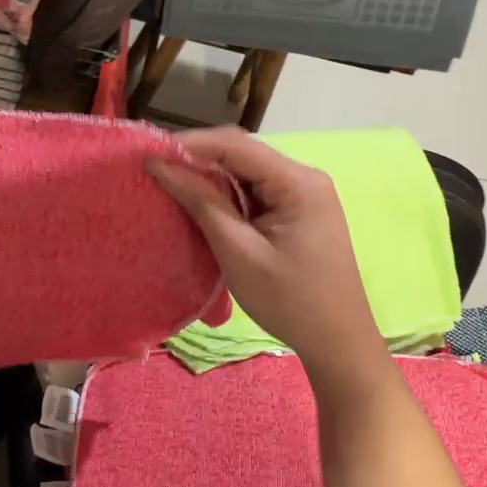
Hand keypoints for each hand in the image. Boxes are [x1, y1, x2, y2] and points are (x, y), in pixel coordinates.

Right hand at [149, 128, 381, 372]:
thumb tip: (161, 165)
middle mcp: (304, 177)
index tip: (148, 153)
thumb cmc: (289, 300)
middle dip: (196, 157)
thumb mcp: (238, 251)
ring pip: (244, 170)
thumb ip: (202, 202)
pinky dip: (223, 192)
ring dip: (207, 175)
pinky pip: (252, 189)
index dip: (189, 144)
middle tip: (152, 168)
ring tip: (167, 182)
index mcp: (298, 182)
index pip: (235, 145)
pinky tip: (197, 201)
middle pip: (240, 152)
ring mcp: (302, 193)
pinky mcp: (295, 210)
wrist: (338, 342)